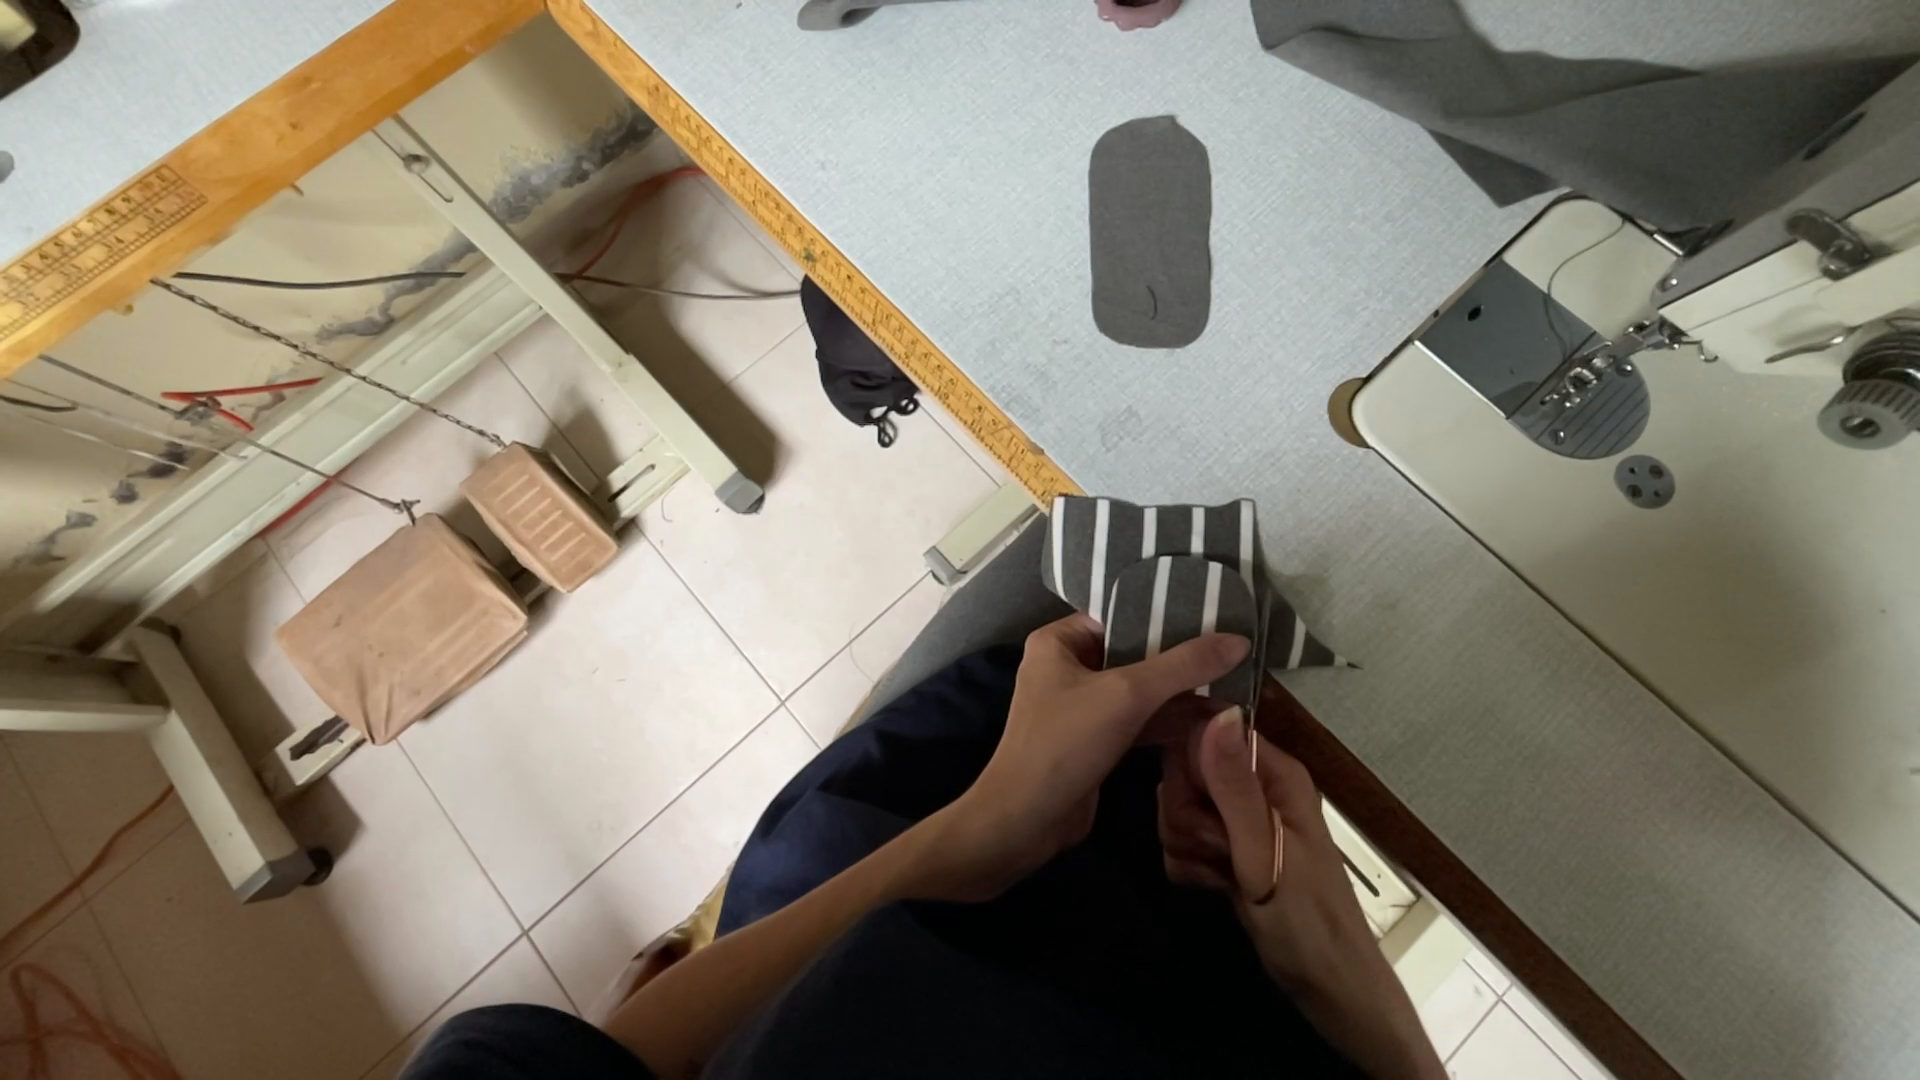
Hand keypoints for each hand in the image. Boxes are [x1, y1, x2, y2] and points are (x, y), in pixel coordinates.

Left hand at [908, 613, 1249, 902]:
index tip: (1215, 617)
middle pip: (1132, 652)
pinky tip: (1212, 719)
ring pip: (1138, 689)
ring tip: (1236, 684)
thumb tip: (1239, 640)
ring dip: (1179, 692)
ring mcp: (1079, 705)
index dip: (1165, 617)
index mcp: (1057, 642)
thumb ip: (1183, 666)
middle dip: (1179, 659)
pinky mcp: (1092, 739)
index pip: (1118, 616)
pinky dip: (1167, 719)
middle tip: (1234, 654)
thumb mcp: (1127, 695)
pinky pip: (1136, 719)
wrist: (1026, 820)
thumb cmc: (1066, 743)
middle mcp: (1065, 667)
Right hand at [1160, 709, 1378, 986]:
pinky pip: (1177, 839)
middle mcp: (1252, 786)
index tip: (1200, 805)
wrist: (1326, 987)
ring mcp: (1235, 817)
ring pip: (1174, 807)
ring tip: (1223, 873)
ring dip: (1186, 845)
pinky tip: (1214, 884)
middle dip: (1185, 815)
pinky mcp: (1221, 846)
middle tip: (1219, 849)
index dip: (1191, 766)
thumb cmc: (1307, 921)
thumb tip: (1218, 713)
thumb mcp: (1266, 852)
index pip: (1205, 732)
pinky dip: (1188, 865)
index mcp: (1273, 773)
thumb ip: (1234, 786)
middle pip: (1182, 771)